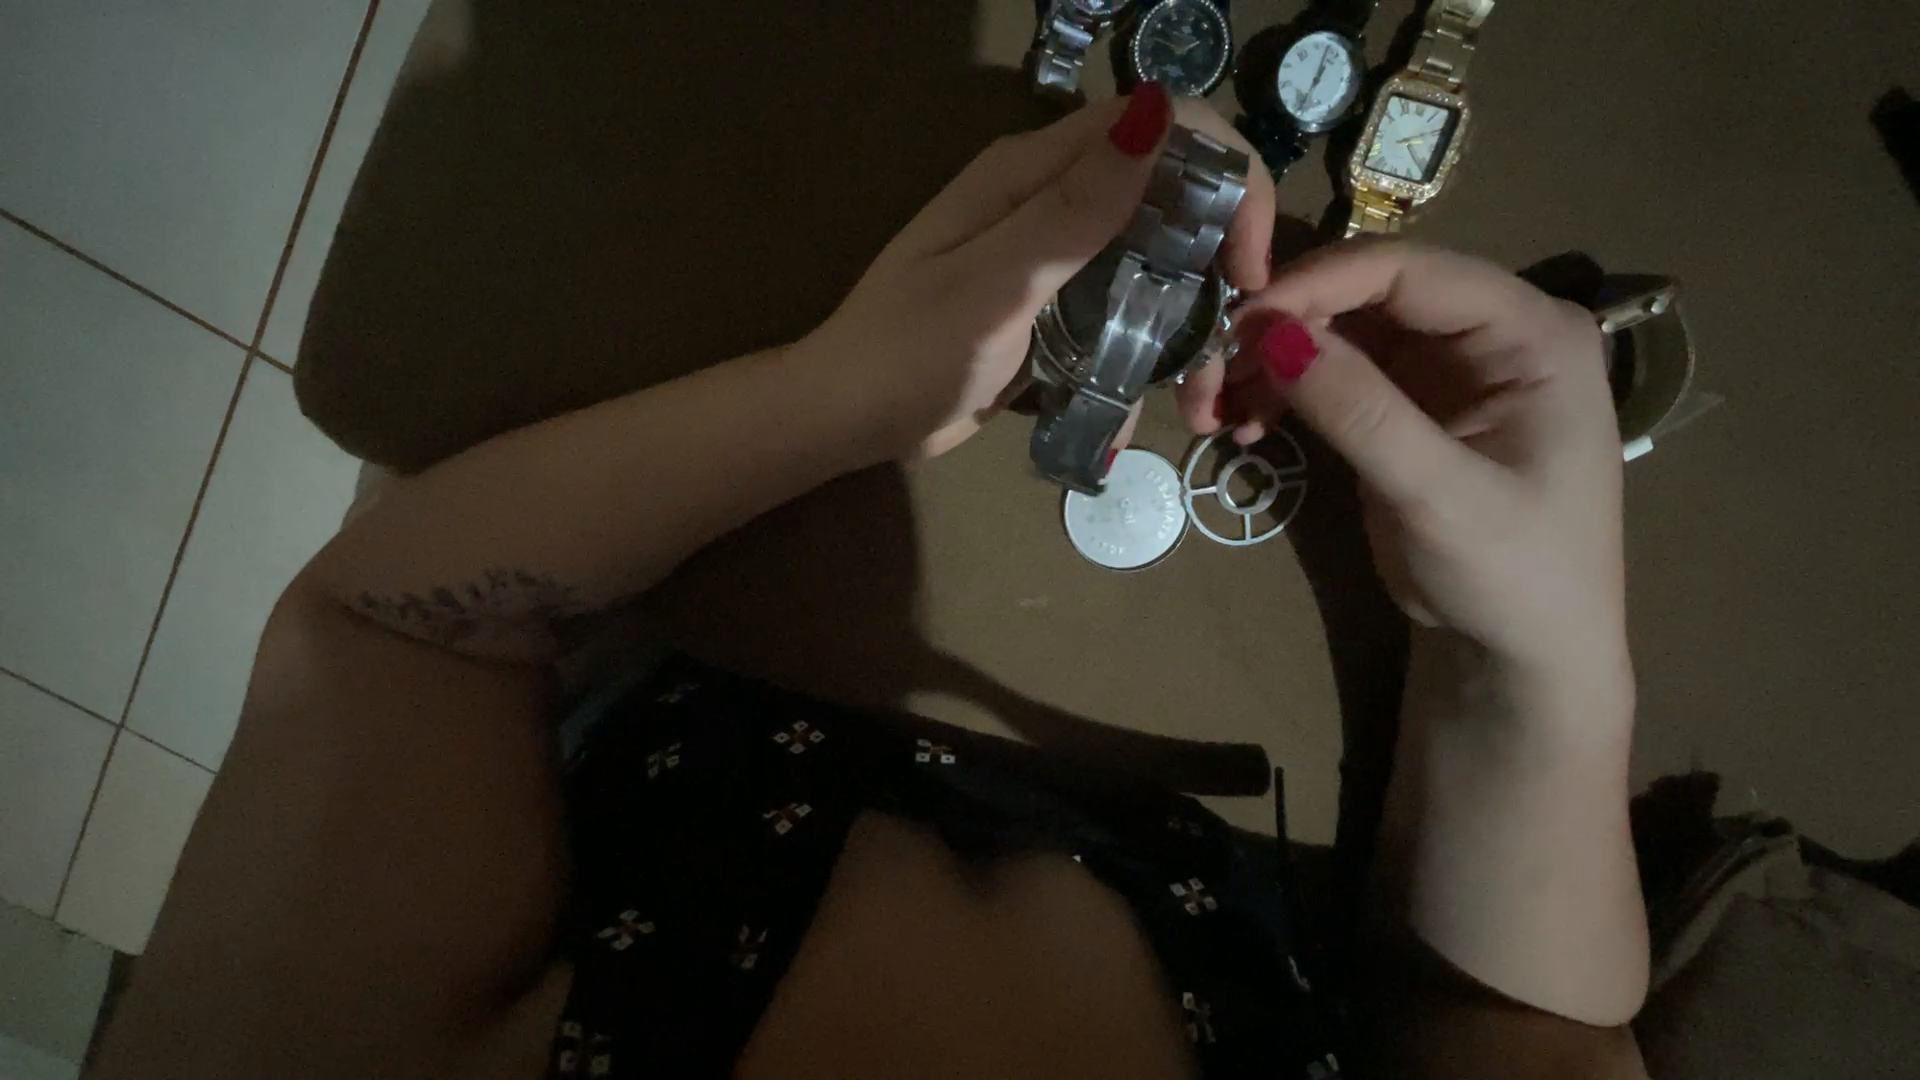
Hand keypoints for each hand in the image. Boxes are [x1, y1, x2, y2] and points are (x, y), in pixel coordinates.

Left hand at [799, 87, 1274, 458]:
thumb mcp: (992, 285)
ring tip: (1198, 399)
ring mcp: (1048, 267)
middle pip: (1162, 204)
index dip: (1222, 178)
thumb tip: (1160, 117)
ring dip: (1180, 329)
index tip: (1246, 260)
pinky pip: (1110, 324)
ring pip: (1143, 271)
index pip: (1157, 130)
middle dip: (1213, 263)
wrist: (850, 418)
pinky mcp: (1046, 319)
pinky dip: (1133, 362)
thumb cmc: (908, 353)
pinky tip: (1138, 415)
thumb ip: (1071, 211)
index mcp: (1030, 176)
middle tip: (1233, 335)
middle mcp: (1046, 209)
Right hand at [1215, 243, 1626, 692]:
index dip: (1318, 284)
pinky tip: (1245, 429)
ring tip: (1213, 410)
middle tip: (1208, 374)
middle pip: (1359, 296)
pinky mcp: (1395, 406)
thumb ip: (1358, 410)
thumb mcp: (1436, 494)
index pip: (1410, 271)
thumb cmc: (1510, 573)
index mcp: (1527, 332)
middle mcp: (1480, 334)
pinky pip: (1322, 377)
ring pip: (1329, 335)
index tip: (1236, 322)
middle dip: (1277, 328)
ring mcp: (1434, 370)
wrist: (1513, 646)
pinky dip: (1276, 394)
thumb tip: (1268, 333)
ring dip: (1264, 364)